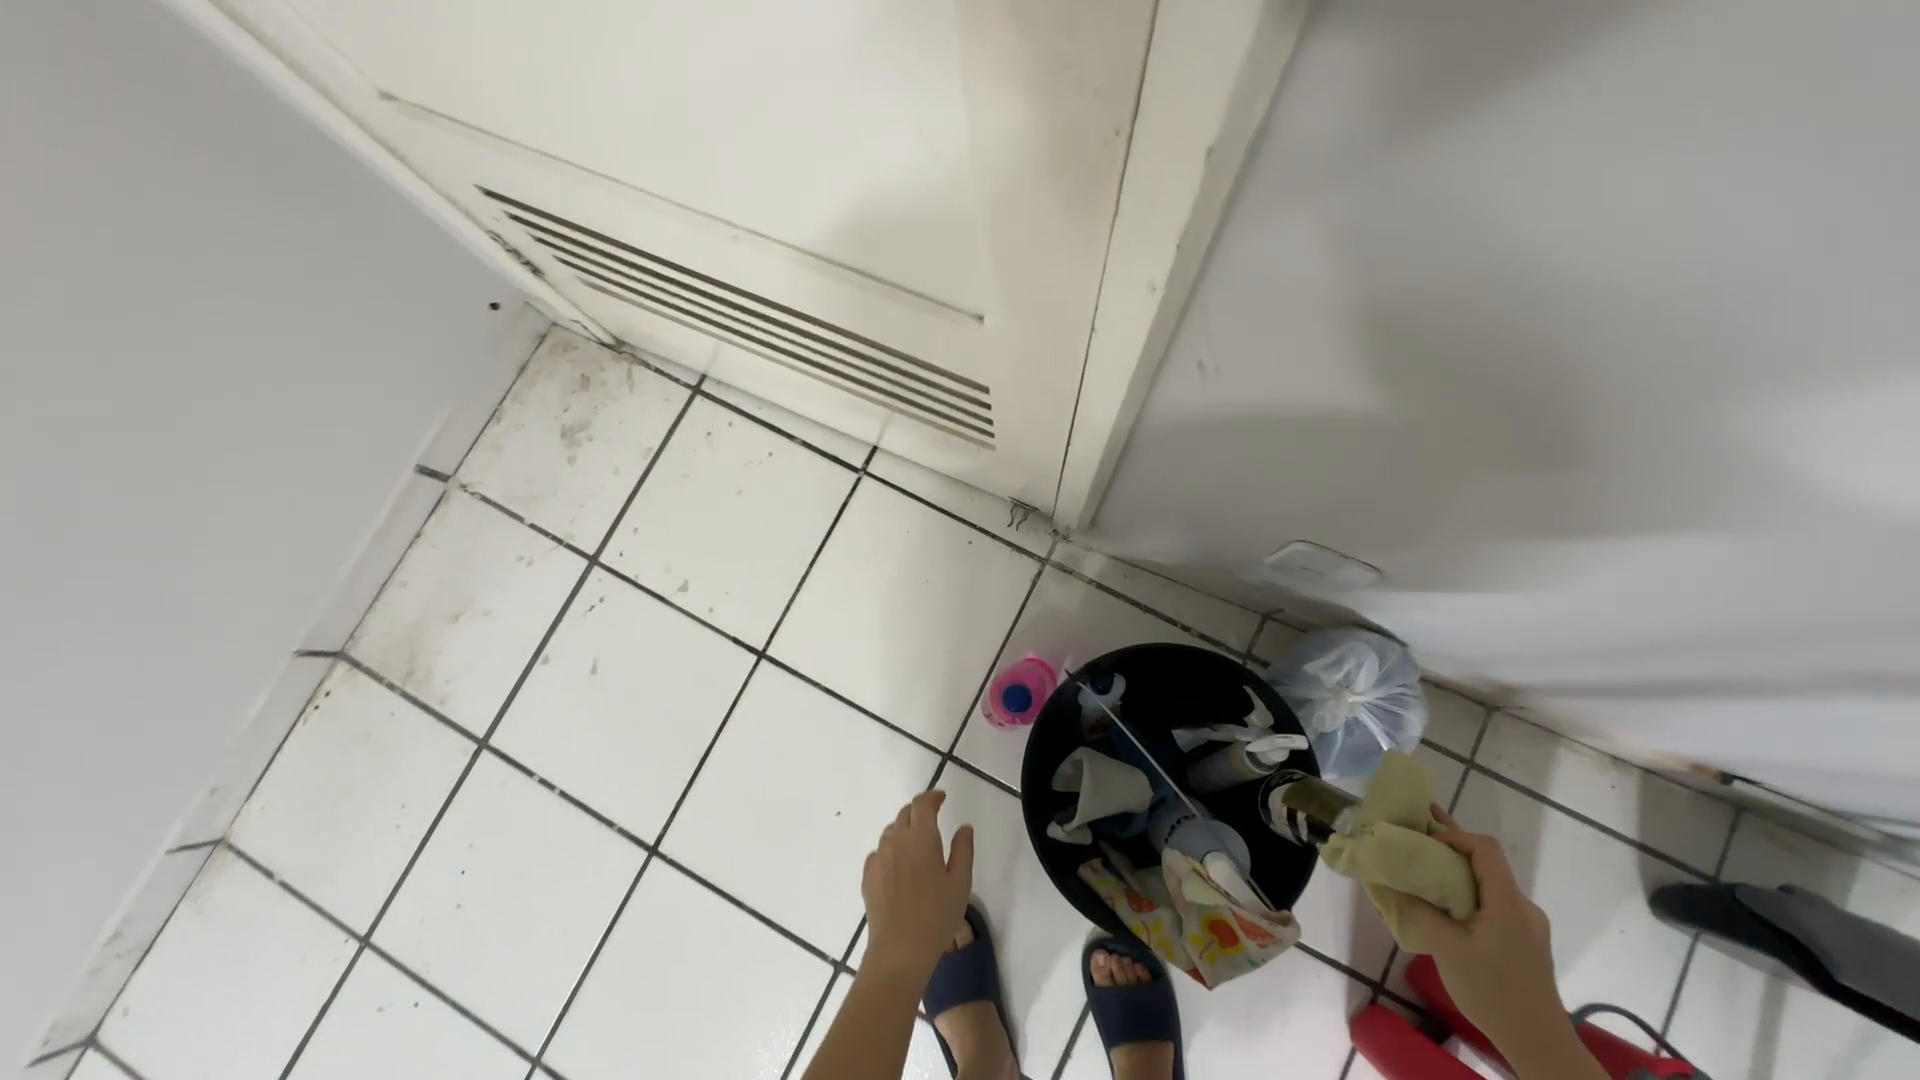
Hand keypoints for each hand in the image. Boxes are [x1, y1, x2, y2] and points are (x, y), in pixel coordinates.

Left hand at [861, 790, 974, 986]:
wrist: (900, 950)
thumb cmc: (937, 916)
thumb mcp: (960, 883)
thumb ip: (963, 850)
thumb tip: (964, 827)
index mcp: (921, 839)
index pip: (923, 805)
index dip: (932, 796)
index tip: (942, 797)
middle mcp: (896, 841)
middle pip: (905, 814)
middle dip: (919, 811)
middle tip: (932, 818)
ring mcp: (878, 858)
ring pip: (890, 832)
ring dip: (904, 830)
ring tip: (916, 843)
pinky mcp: (868, 876)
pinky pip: (879, 852)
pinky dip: (890, 849)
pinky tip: (898, 865)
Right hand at [1390, 805, 1567, 1054]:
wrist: (1538, 1041)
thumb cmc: (1491, 990)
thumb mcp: (1446, 948)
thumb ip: (1419, 910)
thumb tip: (1391, 883)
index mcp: (1507, 902)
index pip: (1485, 848)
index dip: (1454, 836)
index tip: (1424, 845)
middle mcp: (1522, 906)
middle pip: (1486, 863)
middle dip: (1450, 846)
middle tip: (1417, 832)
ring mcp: (1527, 924)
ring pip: (1489, 885)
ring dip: (1457, 874)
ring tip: (1423, 873)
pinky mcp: (1525, 941)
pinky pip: (1493, 905)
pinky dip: (1468, 896)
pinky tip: (1446, 911)